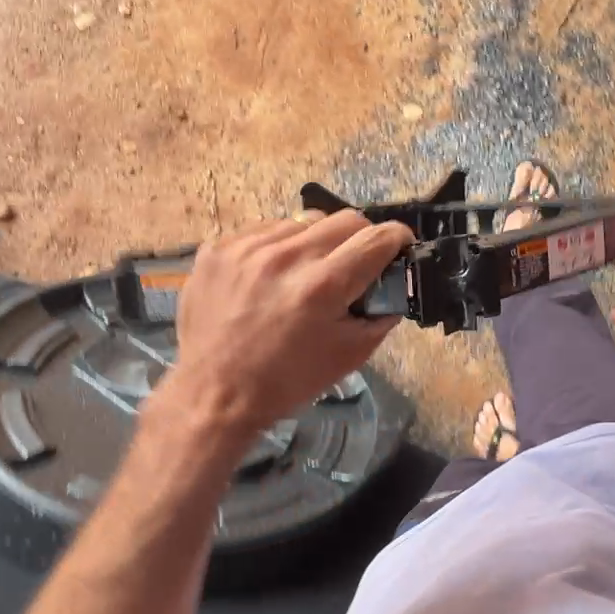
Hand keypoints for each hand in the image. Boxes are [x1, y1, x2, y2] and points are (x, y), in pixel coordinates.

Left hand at [144, 212, 413, 438]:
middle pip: (345, 219)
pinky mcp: (218, 248)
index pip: (377, 237)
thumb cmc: (288, 380)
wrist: (214, 394)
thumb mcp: (351, 354)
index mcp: (324, 285)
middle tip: (355, 263)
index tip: (400, 246)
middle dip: (360, 238)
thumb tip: (396, 285)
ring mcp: (247, 248)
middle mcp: (287, 257)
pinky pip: (265, 229)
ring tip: (306, 273)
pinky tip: (271, 275)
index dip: (398, 239)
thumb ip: (382, 314)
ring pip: (304, 221)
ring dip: (316, 242)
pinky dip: (278, 246)